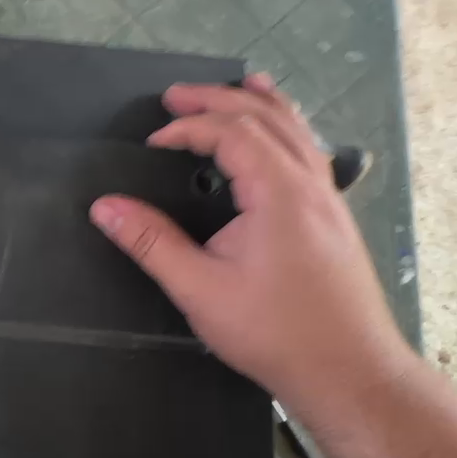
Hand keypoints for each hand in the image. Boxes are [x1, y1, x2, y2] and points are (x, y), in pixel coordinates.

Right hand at [89, 74, 407, 401]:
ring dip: (261, 104)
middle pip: (267, 120)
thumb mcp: (199, 288)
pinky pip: (310, 152)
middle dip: (218, 100)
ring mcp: (329, 201)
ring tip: (242, 83)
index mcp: (279, 195)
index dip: (188, 128)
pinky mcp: (334, 218)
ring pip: (297, 132)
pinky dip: (287, 128)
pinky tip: (283, 134)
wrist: (352, 374)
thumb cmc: (273, 331)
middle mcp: (310, 186)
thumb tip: (104, 207)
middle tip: (175, 94)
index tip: (152, 143)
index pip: (231, 135)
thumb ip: (151, 241)